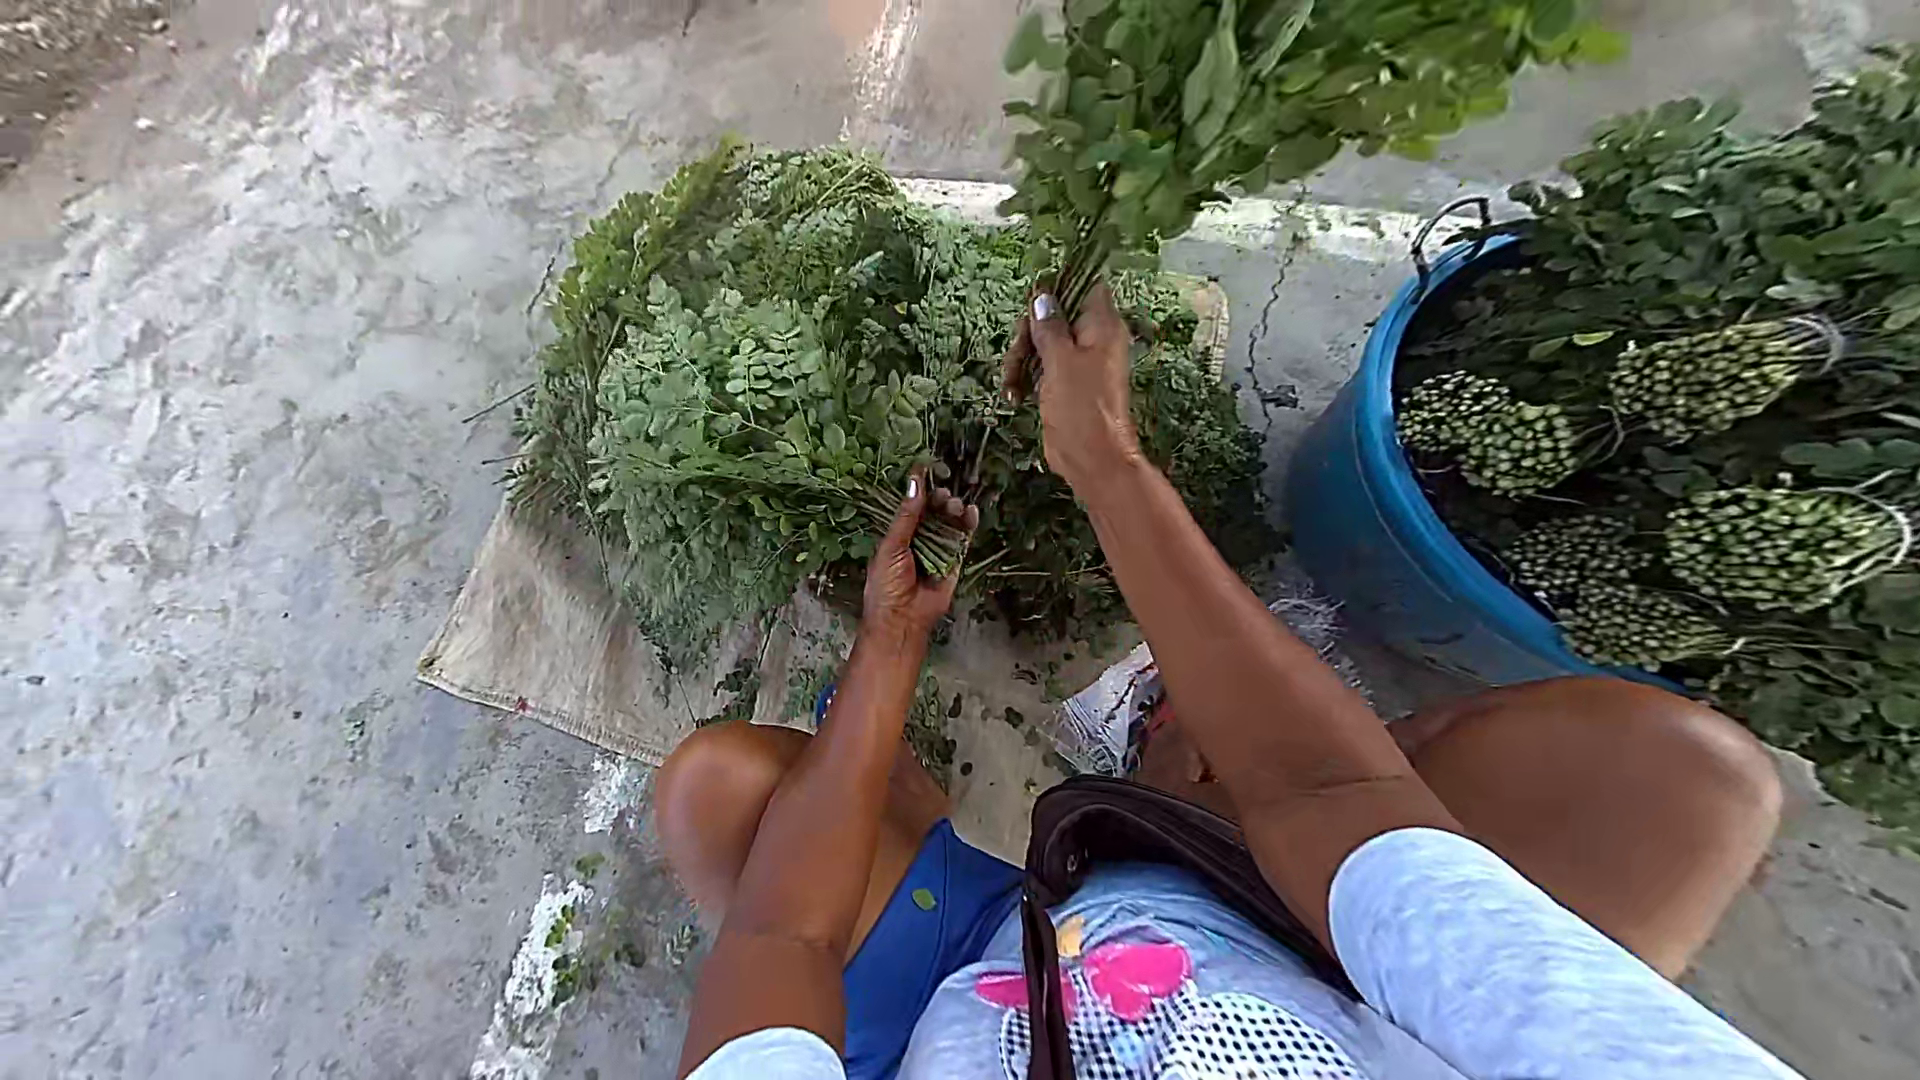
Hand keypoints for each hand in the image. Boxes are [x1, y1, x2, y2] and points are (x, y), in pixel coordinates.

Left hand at [862, 469, 979, 640]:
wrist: (902, 619)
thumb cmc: (887, 583)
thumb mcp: (892, 545)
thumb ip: (907, 514)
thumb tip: (915, 481)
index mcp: (899, 534)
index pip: (911, 505)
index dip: (919, 488)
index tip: (927, 467)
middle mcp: (919, 539)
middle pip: (933, 511)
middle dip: (939, 499)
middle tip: (943, 495)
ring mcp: (938, 549)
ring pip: (949, 522)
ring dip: (953, 510)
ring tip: (954, 505)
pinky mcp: (955, 561)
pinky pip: (963, 539)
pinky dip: (968, 525)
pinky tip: (970, 512)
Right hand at [1002, 282, 1143, 494]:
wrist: (1089, 458)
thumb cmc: (1080, 407)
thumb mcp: (1060, 361)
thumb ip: (1049, 326)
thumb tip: (1041, 296)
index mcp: (1102, 326)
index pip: (1084, 286)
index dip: (1057, 288)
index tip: (1031, 303)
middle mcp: (1092, 341)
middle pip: (1054, 316)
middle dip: (1028, 333)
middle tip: (1017, 356)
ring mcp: (1077, 365)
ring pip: (1042, 345)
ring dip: (1020, 361)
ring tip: (1011, 386)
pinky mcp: (1064, 386)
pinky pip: (1040, 370)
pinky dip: (1024, 379)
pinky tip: (1015, 397)